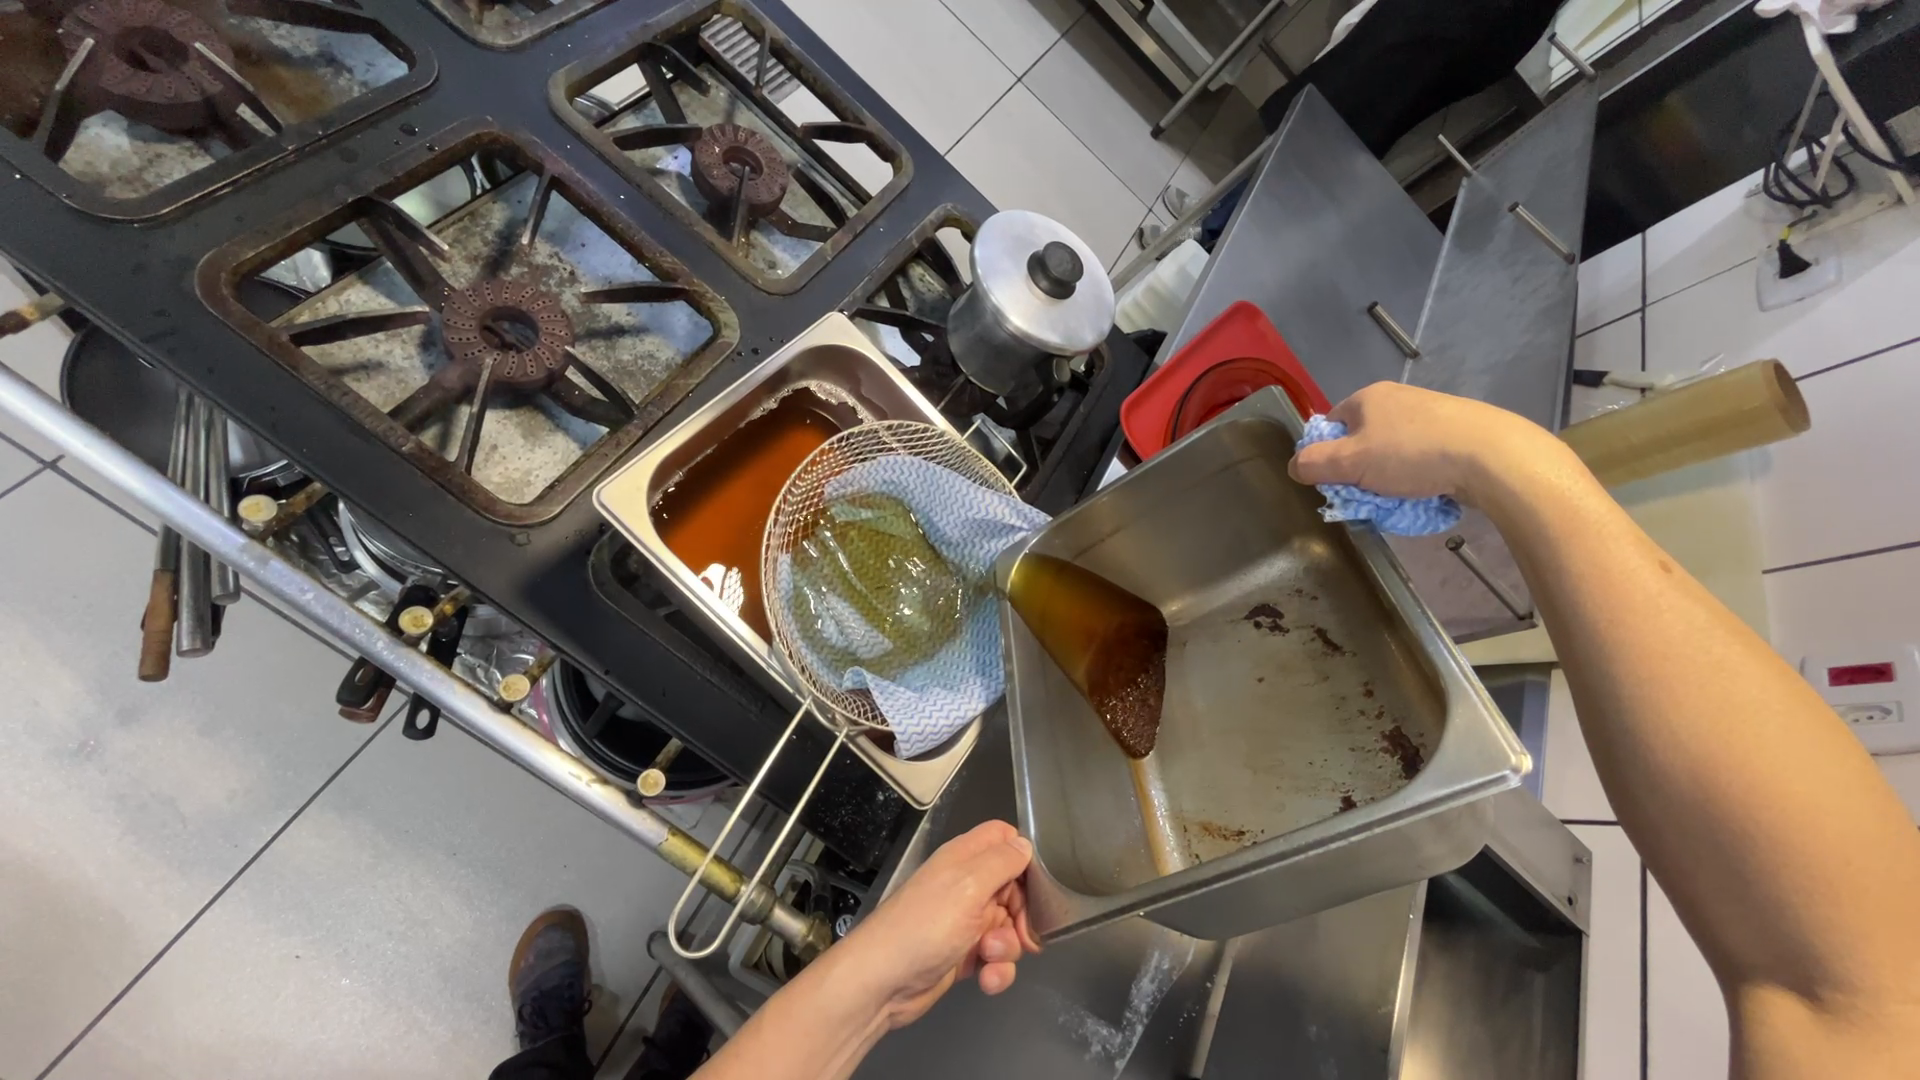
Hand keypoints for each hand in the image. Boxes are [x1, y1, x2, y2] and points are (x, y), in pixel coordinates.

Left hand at [832, 820, 1040, 1028]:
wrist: (883, 981)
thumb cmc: (926, 924)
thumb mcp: (969, 885)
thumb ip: (1002, 861)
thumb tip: (1025, 844)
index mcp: (966, 857)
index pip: (1003, 838)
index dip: (1023, 856)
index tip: (1037, 882)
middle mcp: (967, 884)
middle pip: (1015, 887)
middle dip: (1024, 913)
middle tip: (1025, 933)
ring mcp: (966, 921)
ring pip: (1009, 927)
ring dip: (1009, 947)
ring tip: (990, 956)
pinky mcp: (965, 955)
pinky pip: (997, 958)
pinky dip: (998, 971)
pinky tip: (987, 980)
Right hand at [1287, 382, 1563, 503]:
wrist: (1492, 456)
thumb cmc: (1411, 454)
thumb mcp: (1349, 463)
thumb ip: (1312, 464)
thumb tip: (1293, 466)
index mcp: (1367, 397)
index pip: (1329, 425)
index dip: (1326, 455)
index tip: (1337, 480)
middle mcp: (1397, 398)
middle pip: (1361, 440)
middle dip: (1360, 470)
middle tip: (1367, 494)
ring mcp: (1430, 412)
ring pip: (1392, 451)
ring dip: (1389, 477)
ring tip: (1401, 497)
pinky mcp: (1458, 430)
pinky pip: (1422, 457)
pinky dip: (1419, 476)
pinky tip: (1429, 490)